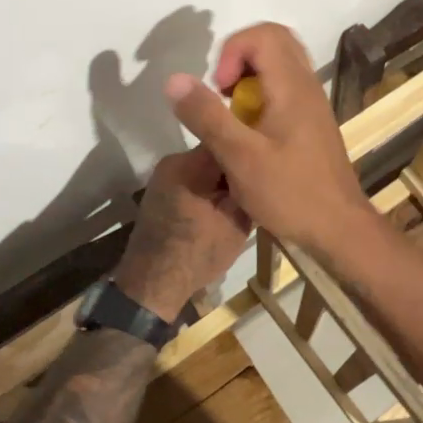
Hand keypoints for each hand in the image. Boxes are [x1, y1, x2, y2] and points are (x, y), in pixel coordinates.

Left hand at [115, 146, 251, 321]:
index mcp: (190, 165)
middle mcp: (173, 161)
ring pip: (205, 166)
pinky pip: (194, 178)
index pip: (229, 138)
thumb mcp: (235, 222)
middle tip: (261, 181)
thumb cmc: (197, 254)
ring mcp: (164, 175)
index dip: (252, 148)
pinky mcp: (162, 190)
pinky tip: (223, 205)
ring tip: (245, 195)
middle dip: (238, 164)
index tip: (270, 161)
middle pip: (216, 151)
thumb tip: (261, 170)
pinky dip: (209, 188)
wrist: (152, 284)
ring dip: (223, 178)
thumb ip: (248, 189)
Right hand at [163, 23, 375, 252]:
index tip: (220, 90)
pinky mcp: (312, 125)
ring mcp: (313, 106)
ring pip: (281, 67)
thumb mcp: (239, 158)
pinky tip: (250, 136)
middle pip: (275, 42)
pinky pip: (286, 91)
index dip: (232, 51)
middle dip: (240, 59)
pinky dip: (263, 99)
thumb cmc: (291, 193)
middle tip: (224, 94)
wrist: (340, 229)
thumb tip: (174, 80)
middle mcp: (308, 87)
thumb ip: (207, 116)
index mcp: (293, 87)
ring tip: (234, 116)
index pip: (263, 34)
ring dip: (250, 80)